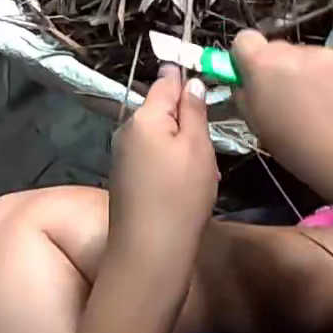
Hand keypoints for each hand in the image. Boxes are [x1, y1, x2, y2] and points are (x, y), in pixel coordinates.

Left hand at [105, 66, 219, 278]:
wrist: (149, 253)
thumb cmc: (180, 195)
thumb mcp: (197, 147)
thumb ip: (193, 110)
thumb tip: (190, 81)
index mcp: (144, 116)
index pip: (166, 81)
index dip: (186, 79)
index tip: (206, 85)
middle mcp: (127, 129)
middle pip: (161, 109)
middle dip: (186, 119)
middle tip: (209, 144)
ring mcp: (122, 154)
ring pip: (158, 135)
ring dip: (180, 144)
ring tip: (202, 170)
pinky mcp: (124, 177)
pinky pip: (151, 156)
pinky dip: (169, 163)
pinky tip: (185, 185)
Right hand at [230, 30, 332, 196]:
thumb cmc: (299, 149)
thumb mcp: (257, 125)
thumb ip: (246, 96)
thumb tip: (246, 83)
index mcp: (262, 64)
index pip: (244, 39)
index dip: (246, 57)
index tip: (253, 78)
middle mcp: (292, 51)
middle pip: (278, 50)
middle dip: (279, 68)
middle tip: (289, 100)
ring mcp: (325, 54)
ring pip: (307, 58)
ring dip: (308, 75)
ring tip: (321, 108)